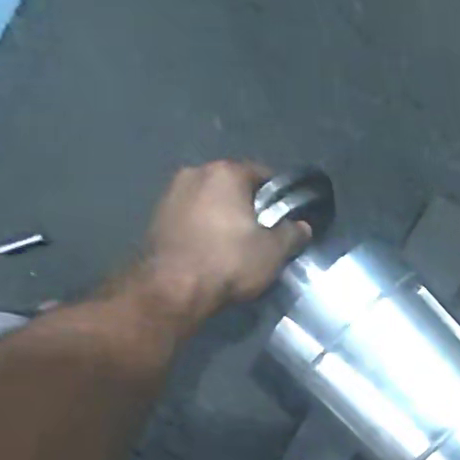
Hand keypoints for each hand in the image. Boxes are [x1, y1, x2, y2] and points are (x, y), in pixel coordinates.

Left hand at [111, 160, 310, 332]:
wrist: (172, 287)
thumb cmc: (229, 262)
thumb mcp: (274, 252)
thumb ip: (292, 234)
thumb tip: (302, 226)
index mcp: (226, 172)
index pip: (262, 174)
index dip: (279, 196)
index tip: (286, 217)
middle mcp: (195, 172)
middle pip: (233, 186)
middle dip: (248, 205)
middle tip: (262, 233)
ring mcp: (171, 192)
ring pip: (209, 200)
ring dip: (222, 216)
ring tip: (235, 244)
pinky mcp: (157, 216)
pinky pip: (191, 216)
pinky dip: (203, 228)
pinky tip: (211, 250)